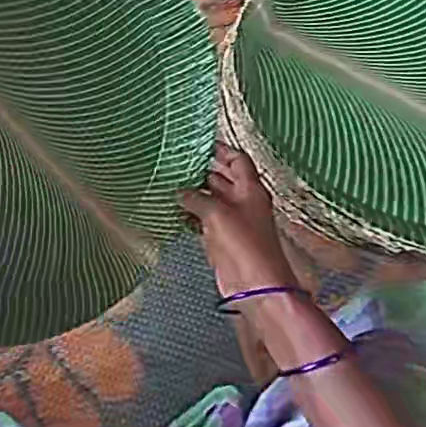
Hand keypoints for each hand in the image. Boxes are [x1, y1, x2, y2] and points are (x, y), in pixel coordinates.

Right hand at [180, 146, 298, 297]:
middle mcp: (242, 202)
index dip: (221, 150)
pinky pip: (202, 219)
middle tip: (177, 163)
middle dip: (201, 171)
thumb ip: (196, 199)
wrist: (255, 284)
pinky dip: (189, 214)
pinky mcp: (221, 238)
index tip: (201, 143)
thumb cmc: (245, 245)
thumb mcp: (217, 214)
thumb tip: (180, 192)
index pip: (237, 161)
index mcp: (251, 190)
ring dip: (192, 193)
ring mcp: (231, 221)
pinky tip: (174, 211)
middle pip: (221, 179)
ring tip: (170, 184)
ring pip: (209, 199)